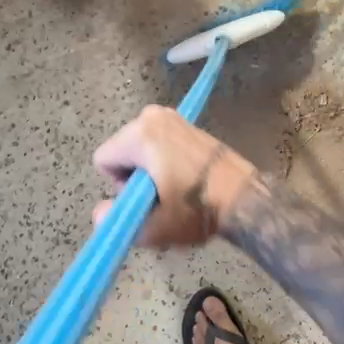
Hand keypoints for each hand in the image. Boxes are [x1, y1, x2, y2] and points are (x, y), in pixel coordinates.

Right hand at [92, 105, 257, 247]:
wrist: (242, 196)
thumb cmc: (196, 208)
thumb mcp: (152, 227)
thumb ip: (115, 221)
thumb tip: (100, 213)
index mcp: (140, 134)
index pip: (104, 159)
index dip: (118, 186)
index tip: (142, 198)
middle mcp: (152, 116)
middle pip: (122, 151)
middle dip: (133, 176)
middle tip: (159, 197)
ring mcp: (172, 116)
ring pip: (140, 148)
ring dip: (149, 170)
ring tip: (174, 190)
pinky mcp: (187, 123)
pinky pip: (159, 143)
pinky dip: (164, 160)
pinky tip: (185, 180)